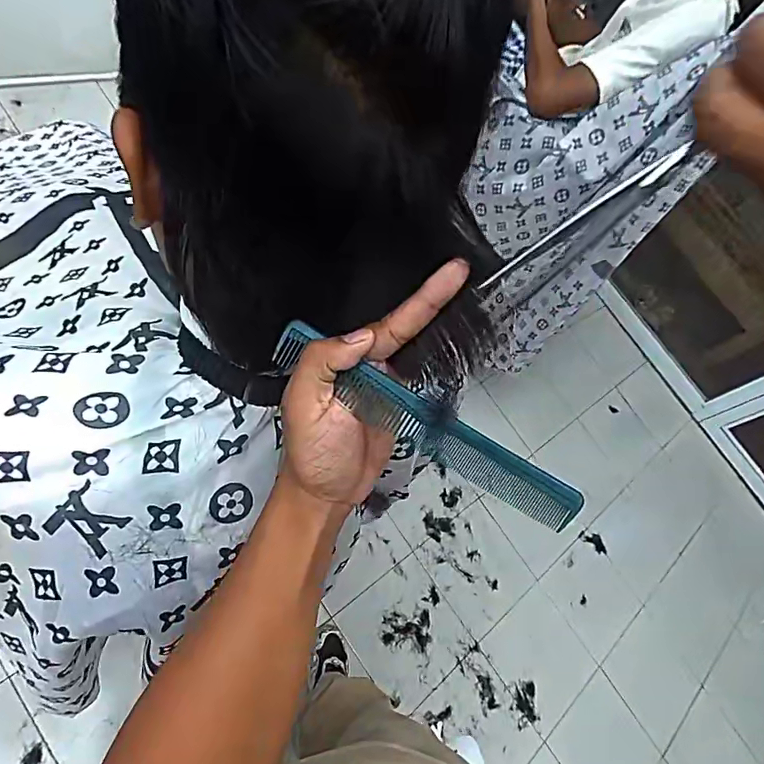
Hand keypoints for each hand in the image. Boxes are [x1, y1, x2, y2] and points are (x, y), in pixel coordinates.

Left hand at [277, 260, 468, 509]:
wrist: (328, 492)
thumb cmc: (309, 452)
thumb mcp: (303, 404)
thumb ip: (324, 363)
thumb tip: (362, 337)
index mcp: (340, 359)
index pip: (383, 326)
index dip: (417, 302)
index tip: (444, 276)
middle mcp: (363, 365)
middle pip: (403, 327)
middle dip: (430, 298)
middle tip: (458, 270)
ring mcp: (383, 384)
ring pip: (413, 346)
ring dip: (435, 320)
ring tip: (461, 290)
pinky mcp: (398, 404)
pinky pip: (417, 375)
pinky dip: (433, 354)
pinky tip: (447, 335)